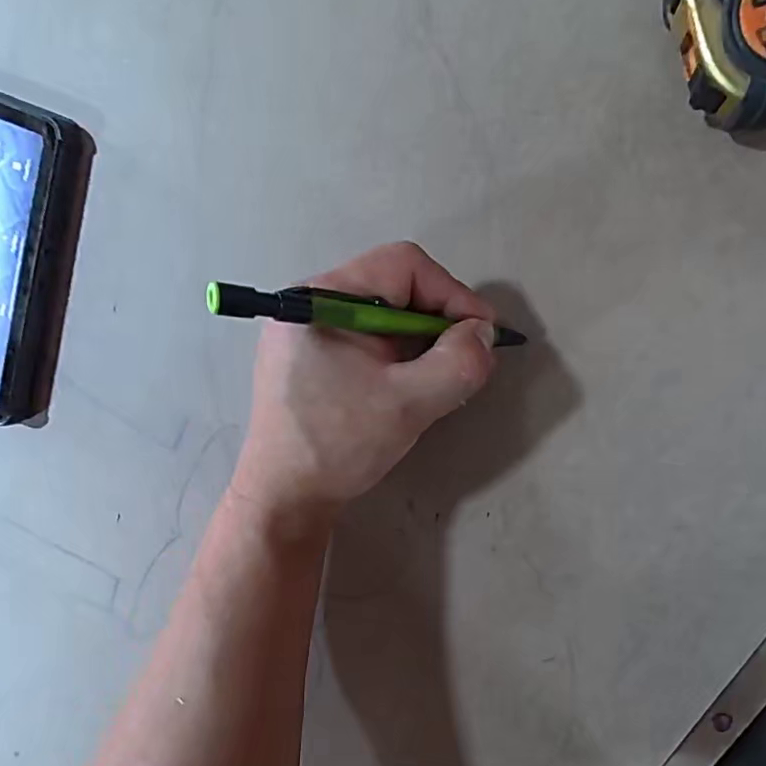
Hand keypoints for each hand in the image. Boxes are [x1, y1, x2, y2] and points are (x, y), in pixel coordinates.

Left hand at [229, 242, 499, 525]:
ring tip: (433, 383)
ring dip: (418, 345)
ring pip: (382, 318)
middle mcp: (309, 306)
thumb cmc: (337, 446)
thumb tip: (483, 333)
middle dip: (436, 322)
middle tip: (460, 362)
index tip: (480, 336)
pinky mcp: (309, 362)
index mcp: (321, 299)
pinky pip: (365, 342)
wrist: (283, 499)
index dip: (451, 294)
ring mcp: (306, 335)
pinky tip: (403, 392)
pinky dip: (396, 359)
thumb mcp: (409, 404)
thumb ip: (458, 362)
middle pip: (392, 288)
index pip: (402, 265)